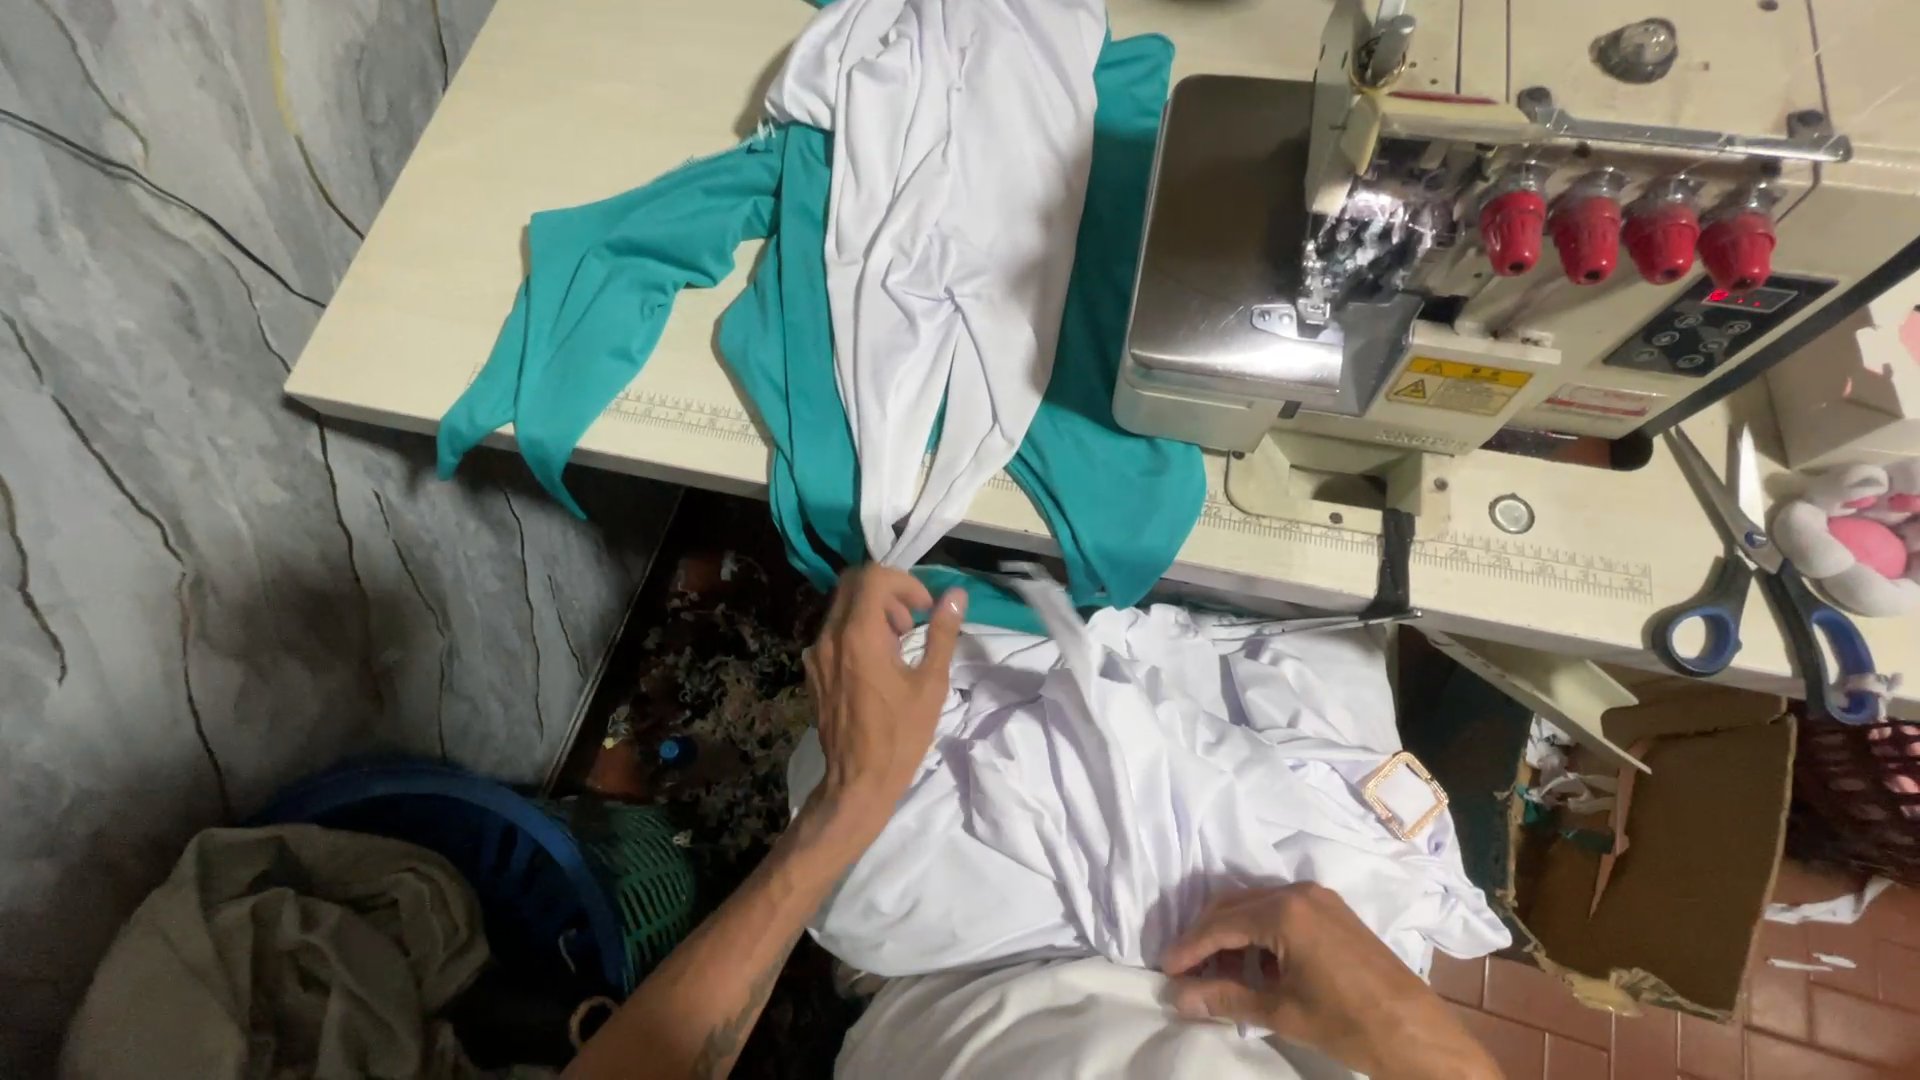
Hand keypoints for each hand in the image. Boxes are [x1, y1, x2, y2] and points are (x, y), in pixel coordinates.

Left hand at [803, 565, 966, 826]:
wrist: (857, 780)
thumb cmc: (900, 735)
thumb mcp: (931, 683)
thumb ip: (942, 633)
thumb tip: (956, 595)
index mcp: (859, 635)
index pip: (874, 576)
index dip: (905, 583)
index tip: (924, 610)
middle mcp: (830, 636)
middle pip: (853, 583)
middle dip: (887, 592)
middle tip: (911, 624)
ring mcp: (816, 653)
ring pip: (842, 606)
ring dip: (872, 611)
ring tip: (898, 646)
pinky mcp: (813, 670)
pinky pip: (834, 631)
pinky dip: (857, 631)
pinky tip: (877, 664)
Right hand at [1162, 884, 1501, 1079]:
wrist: (1425, 1038)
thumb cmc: (1352, 1025)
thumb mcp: (1283, 1012)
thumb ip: (1226, 998)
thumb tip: (1179, 999)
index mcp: (1284, 911)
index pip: (1220, 924)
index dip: (1189, 948)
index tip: (1165, 970)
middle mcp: (1297, 891)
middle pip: (1233, 906)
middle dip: (1205, 937)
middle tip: (1185, 971)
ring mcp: (1318, 897)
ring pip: (1255, 906)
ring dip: (1232, 936)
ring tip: (1222, 976)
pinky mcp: (1333, 910)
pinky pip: (1280, 911)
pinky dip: (1260, 936)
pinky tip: (1259, 969)